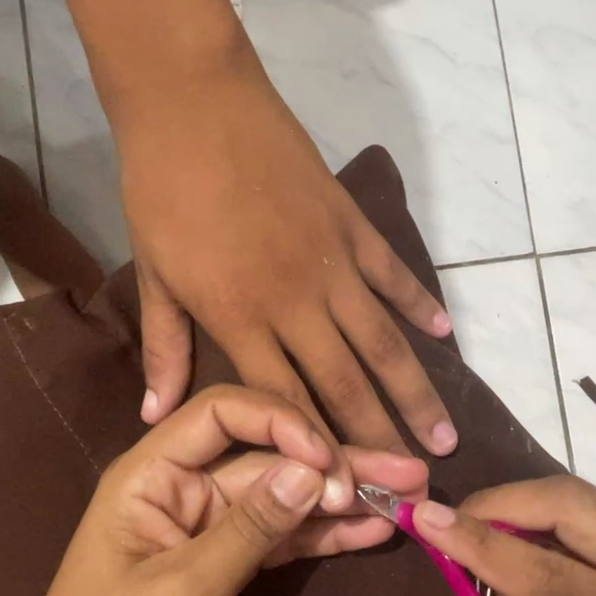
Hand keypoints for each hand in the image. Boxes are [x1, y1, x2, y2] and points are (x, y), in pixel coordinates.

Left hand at [0, 386, 427, 595]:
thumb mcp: (185, 586)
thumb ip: (251, 527)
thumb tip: (313, 470)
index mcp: (153, 473)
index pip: (222, 414)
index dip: (282, 422)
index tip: (328, 459)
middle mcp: (184, 487)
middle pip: (267, 457)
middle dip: (334, 464)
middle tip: (408, 472)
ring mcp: (209, 525)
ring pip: (283, 498)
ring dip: (341, 500)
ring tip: (410, 497)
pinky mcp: (227, 562)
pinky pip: (280, 539)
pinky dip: (322, 536)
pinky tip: (371, 531)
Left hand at [116, 70, 455, 506]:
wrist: (192, 102)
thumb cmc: (162, 193)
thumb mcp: (154, 277)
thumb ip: (165, 349)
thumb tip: (152, 413)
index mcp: (241, 321)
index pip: (288, 403)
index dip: (320, 453)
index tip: (350, 492)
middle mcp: (296, 303)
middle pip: (346, 384)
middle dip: (381, 437)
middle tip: (416, 481)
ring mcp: (332, 263)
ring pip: (381, 341)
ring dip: (414, 390)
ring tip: (443, 434)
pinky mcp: (352, 227)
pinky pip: (392, 274)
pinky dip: (419, 303)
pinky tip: (442, 335)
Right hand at [408, 476, 595, 595]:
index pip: (553, 576)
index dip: (482, 545)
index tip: (424, 519)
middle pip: (574, 504)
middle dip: (501, 502)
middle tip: (451, 526)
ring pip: (584, 501)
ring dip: (521, 508)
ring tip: (479, 540)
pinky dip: (545, 523)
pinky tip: (523, 554)